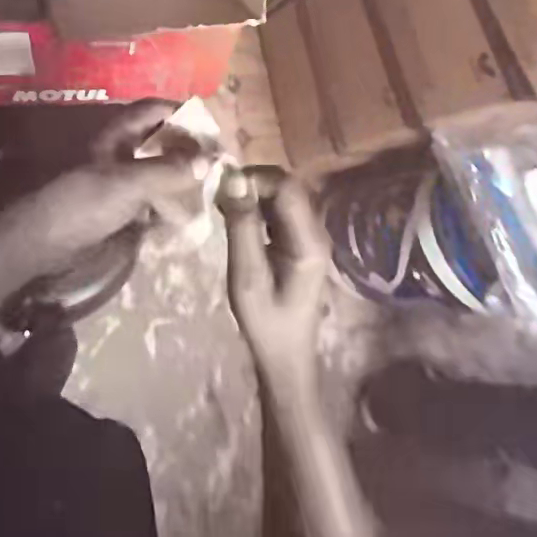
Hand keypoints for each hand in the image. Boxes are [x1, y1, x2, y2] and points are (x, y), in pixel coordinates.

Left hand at [0, 102, 206, 341]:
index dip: (182, 112)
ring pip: (152, 168)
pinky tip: (179, 214)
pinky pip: (144, 196)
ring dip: (176, 176)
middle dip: (185, 147)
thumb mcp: (130, 182)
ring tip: (204, 189)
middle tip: (214, 162)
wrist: (40, 241)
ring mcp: (111, 177)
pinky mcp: (108, 204)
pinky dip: (162, 201)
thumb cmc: (83, 201)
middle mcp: (115, 149)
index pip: (155, 108)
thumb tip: (208, 158)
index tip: (211, 127)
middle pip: (156, 138)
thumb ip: (169, 170)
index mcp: (116, 133)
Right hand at [225, 169, 331, 389]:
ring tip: (223, 205)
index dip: (255, 179)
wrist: (285, 358)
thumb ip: (242, 226)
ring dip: (253, 193)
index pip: (287, 187)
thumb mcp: (246, 275)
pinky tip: (236, 217)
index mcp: (309, 240)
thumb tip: (233, 179)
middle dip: (253, 182)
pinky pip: (280, 210)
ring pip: (283, 195)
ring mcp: (310, 235)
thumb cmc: (265, 321)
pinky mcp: (300, 241)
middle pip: (288, 186)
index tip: (223, 188)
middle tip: (219, 195)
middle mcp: (316, 230)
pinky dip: (257, 206)